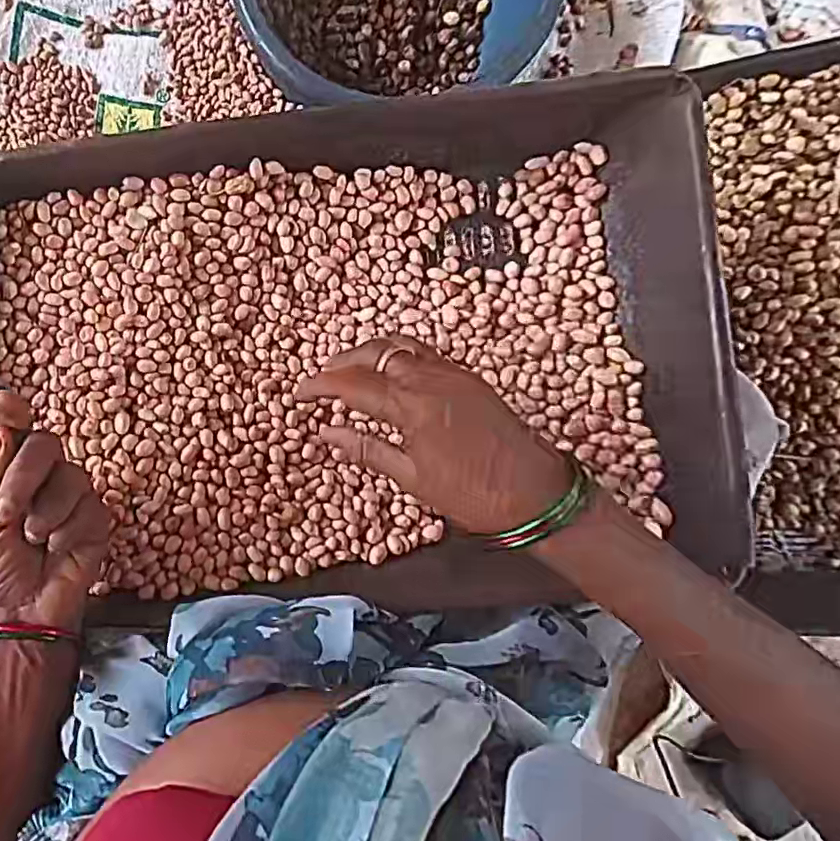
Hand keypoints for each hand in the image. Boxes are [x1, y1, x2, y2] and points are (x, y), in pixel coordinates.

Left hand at [0, 390, 110, 631]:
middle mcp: (47, 476)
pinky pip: (90, 509)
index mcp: (14, 471)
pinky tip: (56, 549)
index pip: (18, 430)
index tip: (4, 402)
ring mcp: (75, 496)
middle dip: (24, 478)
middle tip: (6, 513)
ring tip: (34, 540)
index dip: (15, 412)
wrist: (21, 610)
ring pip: (71, 477)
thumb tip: (4, 405)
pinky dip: (68, 531)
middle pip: (46, 445)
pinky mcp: (97, 519)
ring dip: (46, 512)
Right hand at [294, 335, 573, 534]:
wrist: (539, 494)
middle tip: (322, 379)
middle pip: (375, 353)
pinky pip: (425, 353)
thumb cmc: (474, 494)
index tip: (300, 394)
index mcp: (412, 407)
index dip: (320, 386)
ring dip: (371, 353)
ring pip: (402, 346)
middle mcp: (432, 380)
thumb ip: (367, 449)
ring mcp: (454, 375)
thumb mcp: (412, 478)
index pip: (352, 385)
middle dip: (342, 362)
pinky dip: (399, 355)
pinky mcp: (470, 379)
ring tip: (352, 370)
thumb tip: (327, 432)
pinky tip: (393, 374)